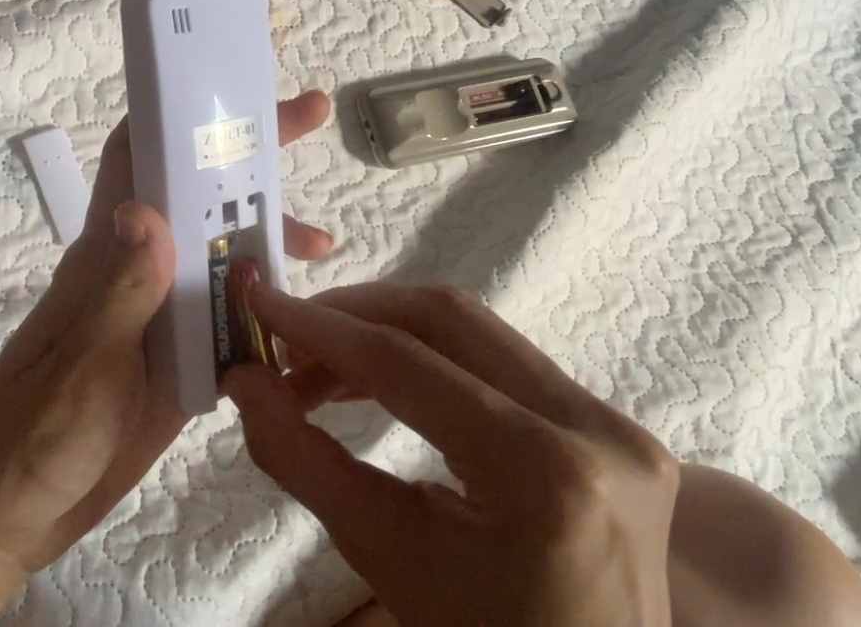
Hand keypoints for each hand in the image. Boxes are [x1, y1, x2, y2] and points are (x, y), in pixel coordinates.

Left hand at [0, 90, 335, 573]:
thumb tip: (147, 207)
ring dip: (267, 232)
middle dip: (247, 155)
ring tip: (322, 244)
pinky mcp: (181, 357)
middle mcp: (135, 270)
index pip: (135, 158)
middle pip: (193, 193)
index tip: (236, 91)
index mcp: (102, 256)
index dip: (178, 115)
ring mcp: (161, 313)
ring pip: (220, 250)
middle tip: (310, 120)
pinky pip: (230, 312)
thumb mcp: (82, 366)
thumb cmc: (35, 435)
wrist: (21, 511)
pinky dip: (269, 301)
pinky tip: (307, 310)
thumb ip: (117, 292)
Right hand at [225, 284, 679, 626]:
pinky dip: (426, 357)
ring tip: (317, 369)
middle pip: (448, 319)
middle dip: (353, 314)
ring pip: (475, 332)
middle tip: (286, 339)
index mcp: (544, 472)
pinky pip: (500, 361)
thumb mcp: (384, 555)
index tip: (259, 305)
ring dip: (385, 333)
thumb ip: (303, 459)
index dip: (320, 328)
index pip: (406, 364)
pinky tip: (376, 380)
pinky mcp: (613, 427)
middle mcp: (596, 428)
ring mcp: (616, 424)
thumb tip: (245, 380)